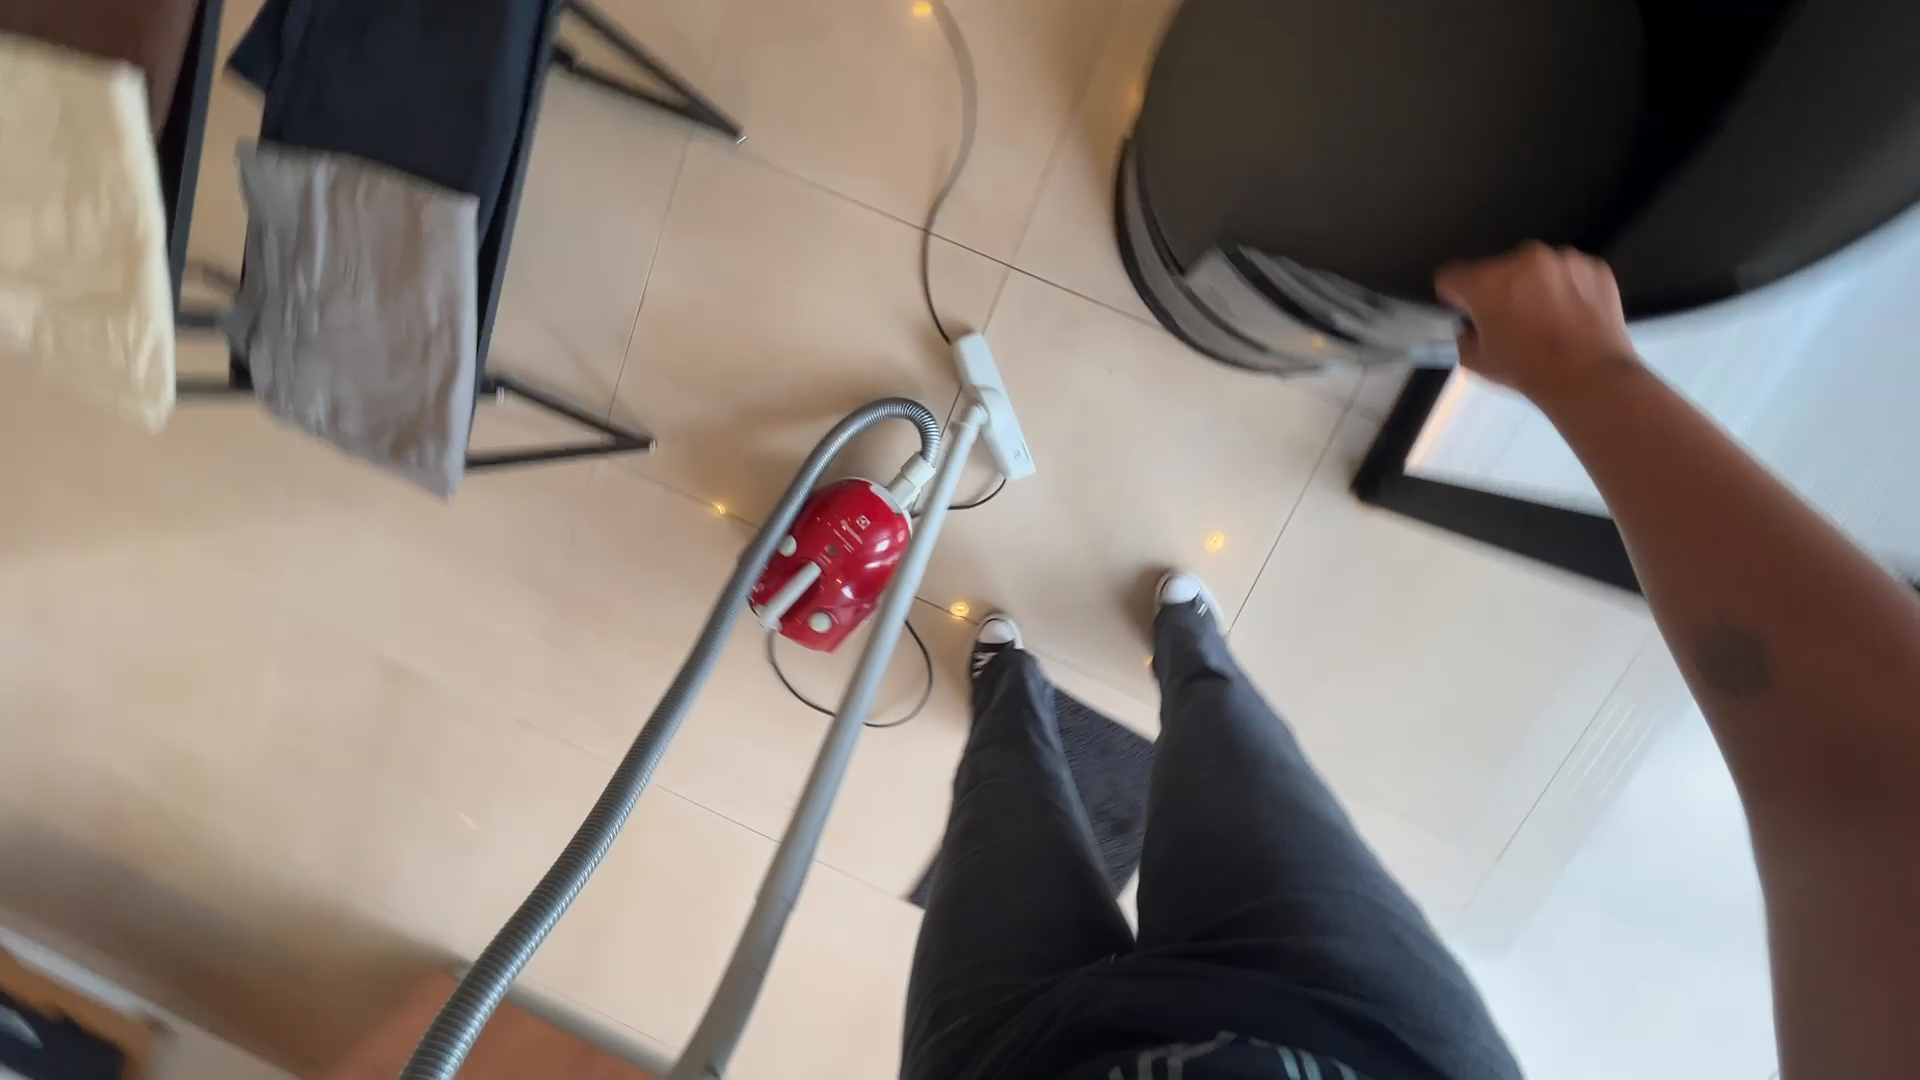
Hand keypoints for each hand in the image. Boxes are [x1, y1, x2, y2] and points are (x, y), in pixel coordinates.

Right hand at [1434, 242, 1641, 400]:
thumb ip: (1464, 333)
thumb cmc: (1524, 368)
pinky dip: (1562, 288)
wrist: (1588, 374)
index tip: (1466, 311)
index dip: (1454, 296)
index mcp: (1485, 283)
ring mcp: (1563, 259)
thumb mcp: (1473, 359)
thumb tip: (1474, 325)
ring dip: (1530, 286)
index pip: (1450, 276)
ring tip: (1542, 317)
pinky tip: (1568, 314)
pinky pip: (1566, 273)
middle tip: (1507, 319)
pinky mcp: (1594, 266)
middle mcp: (1523, 260)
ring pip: (1532, 268)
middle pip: (1494, 269)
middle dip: (1495, 289)